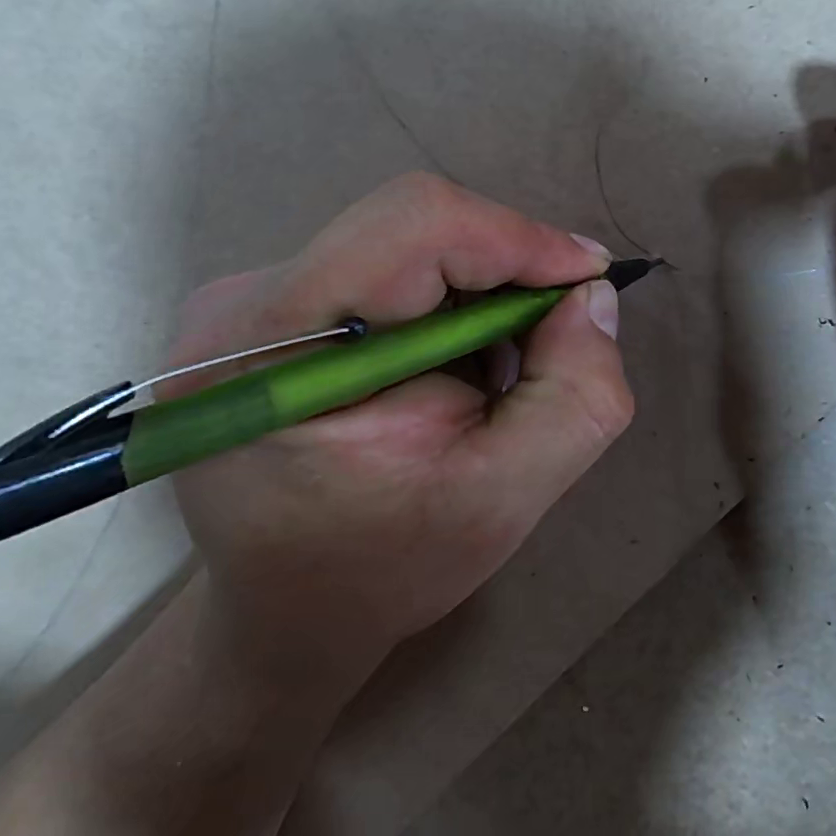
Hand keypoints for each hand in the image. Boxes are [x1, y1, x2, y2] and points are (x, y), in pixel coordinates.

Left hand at [162, 173, 633, 669]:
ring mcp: (248, 301)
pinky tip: (449, 369)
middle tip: (551, 338)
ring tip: (491, 373)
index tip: (588, 281)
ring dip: (477, 292)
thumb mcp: (505, 498)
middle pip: (412, 226)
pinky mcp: (269, 308)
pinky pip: (385, 267)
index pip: (415, 226)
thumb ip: (575, 396)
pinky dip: (445, 304)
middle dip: (506, 270)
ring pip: (404, 242)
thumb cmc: (387, 567)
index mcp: (278, 349)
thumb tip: (591, 296)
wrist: (287, 610)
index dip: (517, 238)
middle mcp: (244, 303)